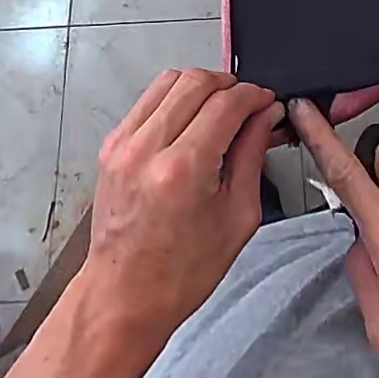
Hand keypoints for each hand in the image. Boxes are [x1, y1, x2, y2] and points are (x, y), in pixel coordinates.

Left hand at [31, 68, 279, 376]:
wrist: (122, 299)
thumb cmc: (179, 271)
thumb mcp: (238, 216)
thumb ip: (253, 154)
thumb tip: (266, 114)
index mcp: (183, 170)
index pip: (227, 102)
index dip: (255, 95)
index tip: (265, 102)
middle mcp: (148, 150)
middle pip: (198, 81)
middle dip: (231, 85)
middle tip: (246, 104)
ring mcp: (124, 145)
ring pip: (172, 79)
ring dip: (202, 86)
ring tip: (218, 109)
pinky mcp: (112, 146)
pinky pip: (149, 97)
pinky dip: (176, 97)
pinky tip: (190, 119)